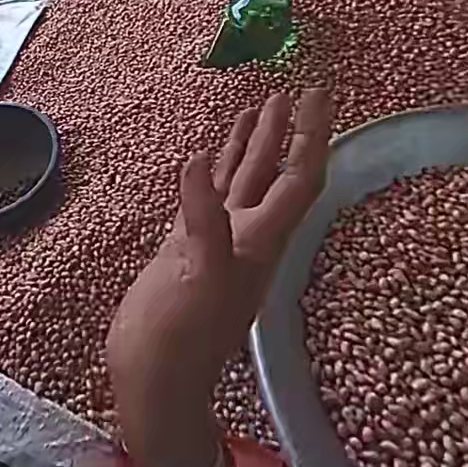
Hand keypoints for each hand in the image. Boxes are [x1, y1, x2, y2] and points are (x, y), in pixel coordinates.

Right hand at [106, 89, 332, 466]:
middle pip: (274, 173)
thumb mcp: (197, 276)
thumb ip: (201, 217)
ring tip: (258, 108)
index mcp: (260, 239)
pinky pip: (208, 198)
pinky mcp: (186, 246)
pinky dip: (214, 172)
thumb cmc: (180, 336)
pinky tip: (211, 156)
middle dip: (285, 132)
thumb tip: (197, 159)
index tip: (316, 95)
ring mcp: (216, 240)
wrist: (151, 376)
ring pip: (241, 182)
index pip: (298, 178)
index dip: (310, 136)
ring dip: (253, 146)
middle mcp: (246, 235)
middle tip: (291, 90)